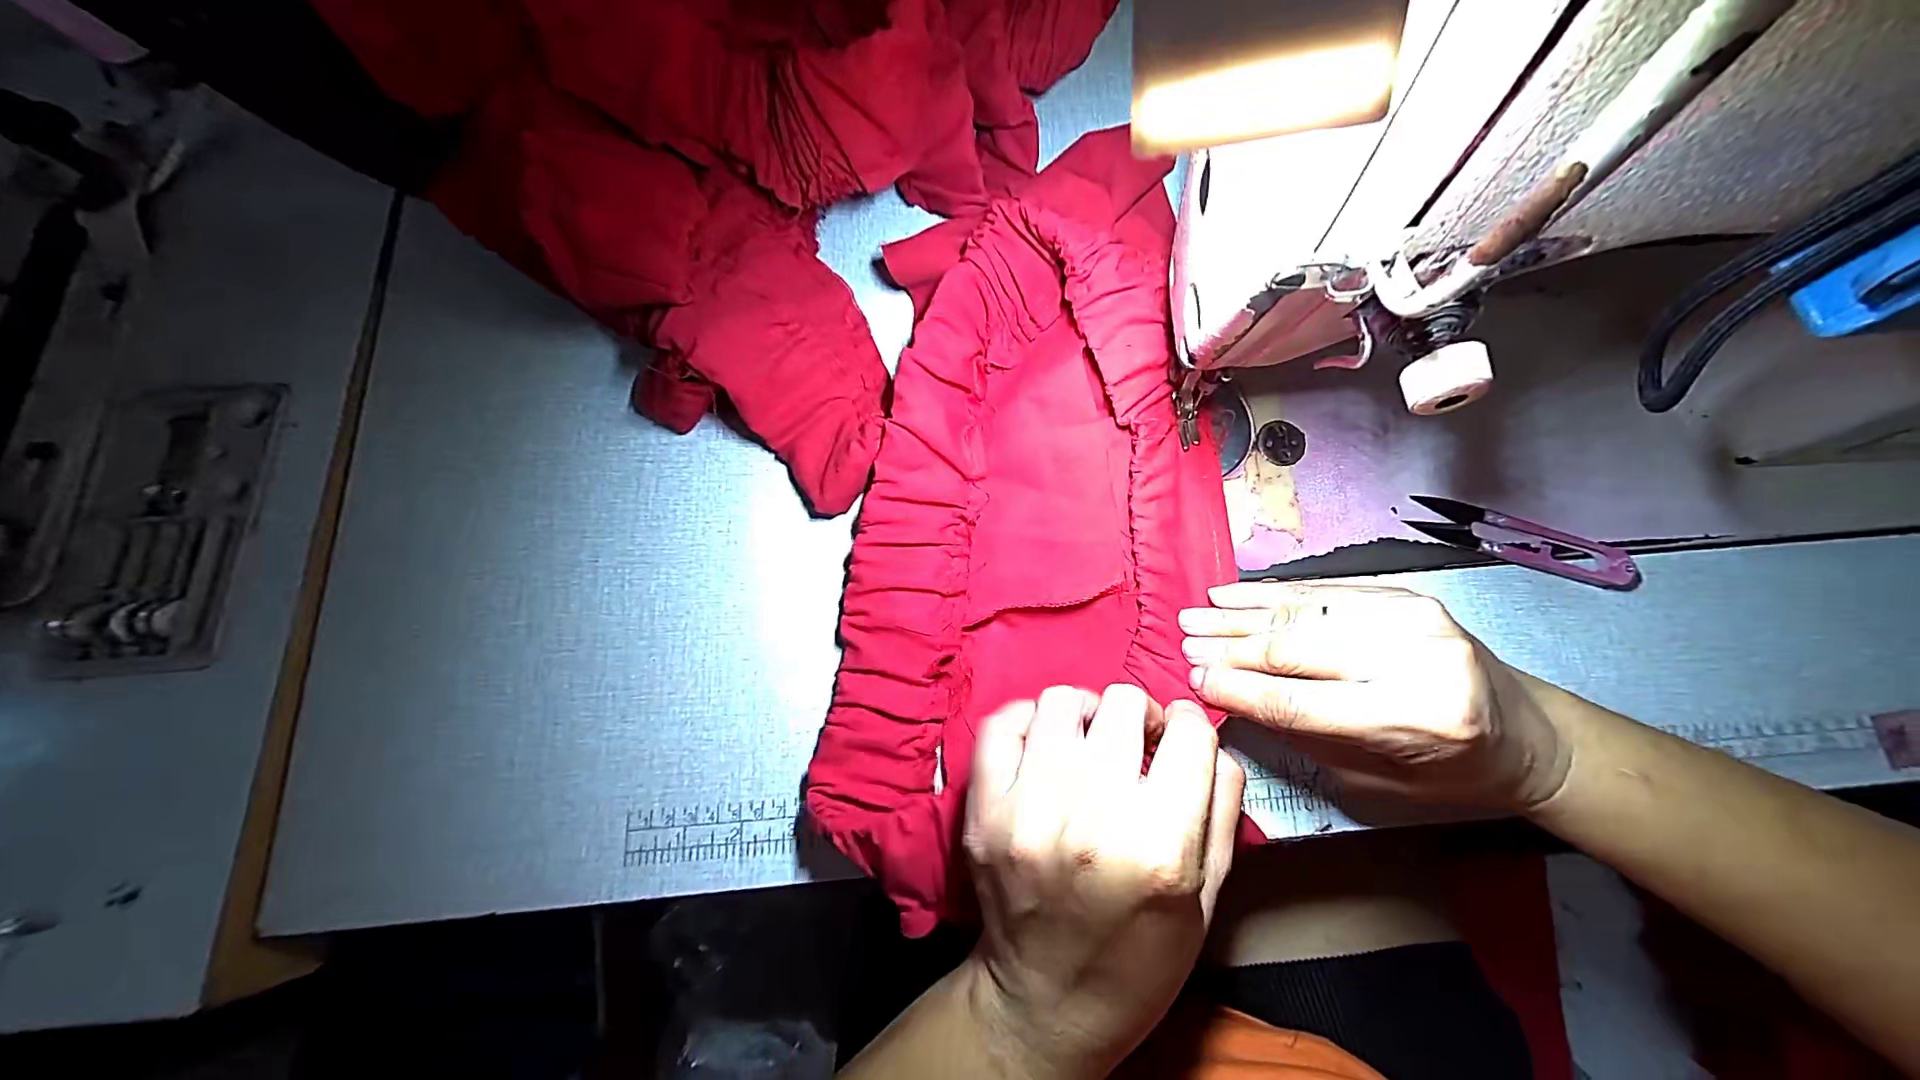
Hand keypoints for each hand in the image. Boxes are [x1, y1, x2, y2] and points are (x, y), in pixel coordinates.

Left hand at [961, 684, 1244, 1078]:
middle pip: (1123, 703)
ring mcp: (1027, 809)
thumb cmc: (1139, 958)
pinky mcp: (983, 809)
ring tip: (1089, 743)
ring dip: (1086, 714)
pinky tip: (1045, 746)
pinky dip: (1030, 721)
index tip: (1179, 737)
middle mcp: (1091, 818)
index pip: (1190, 733)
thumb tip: (1204, 734)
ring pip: (1062, 701)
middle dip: (1140, 716)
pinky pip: (1003, 722)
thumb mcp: (1207, 897)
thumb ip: (1219, 805)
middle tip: (1136, 742)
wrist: (1046, 1002)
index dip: (1191, 726)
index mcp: (1160, 848)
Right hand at [1179, 582, 1569, 810]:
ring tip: (1194, 617)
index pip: (1299, 700)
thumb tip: (1235, 696)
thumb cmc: (1453, 776)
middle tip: (1184, 646)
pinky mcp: (1404, 595)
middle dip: (1230, 648)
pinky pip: (1322, 590)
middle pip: (1295, 648)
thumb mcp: (1377, 783)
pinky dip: (1271, 593)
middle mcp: (1415, 658)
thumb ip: (1306, 735)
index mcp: (1415, 718)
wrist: (1531, 736)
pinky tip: (1232, 594)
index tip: (1193, 681)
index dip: (1239, 690)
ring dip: (1240, 615)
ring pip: (1301, 612)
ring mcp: (1412, 617)